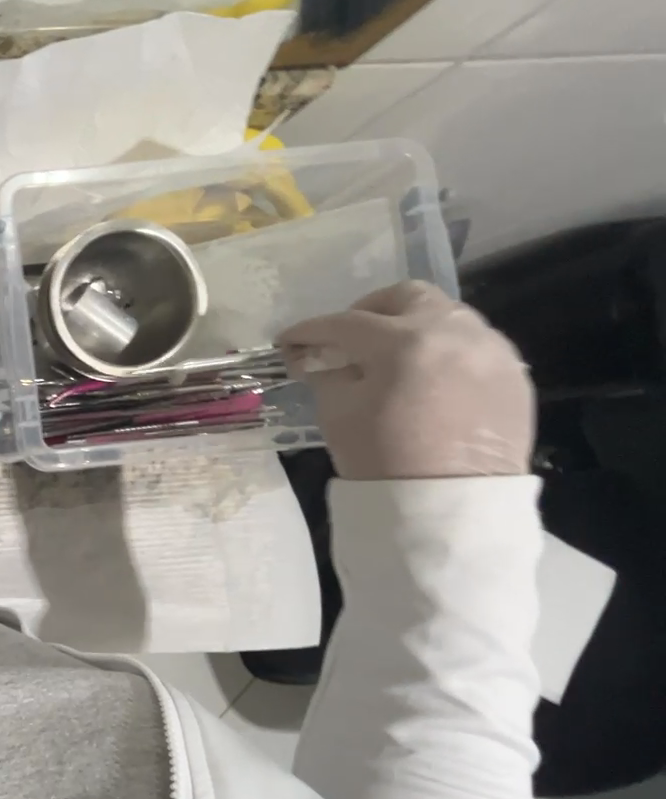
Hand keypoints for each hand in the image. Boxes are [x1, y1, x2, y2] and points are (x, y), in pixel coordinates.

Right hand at [277, 281, 533, 479]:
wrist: (447, 501)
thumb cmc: (381, 455)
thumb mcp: (336, 411)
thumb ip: (327, 374)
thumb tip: (318, 359)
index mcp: (404, 342)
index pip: (344, 323)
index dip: (309, 330)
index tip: (286, 341)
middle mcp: (455, 332)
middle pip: (406, 297)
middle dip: (367, 311)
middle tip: (344, 339)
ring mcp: (491, 349)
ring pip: (444, 316)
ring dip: (407, 328)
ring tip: (386, 358)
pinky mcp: (512, 371)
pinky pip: (470, 343)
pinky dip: (439, 349)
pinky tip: (421, 377)